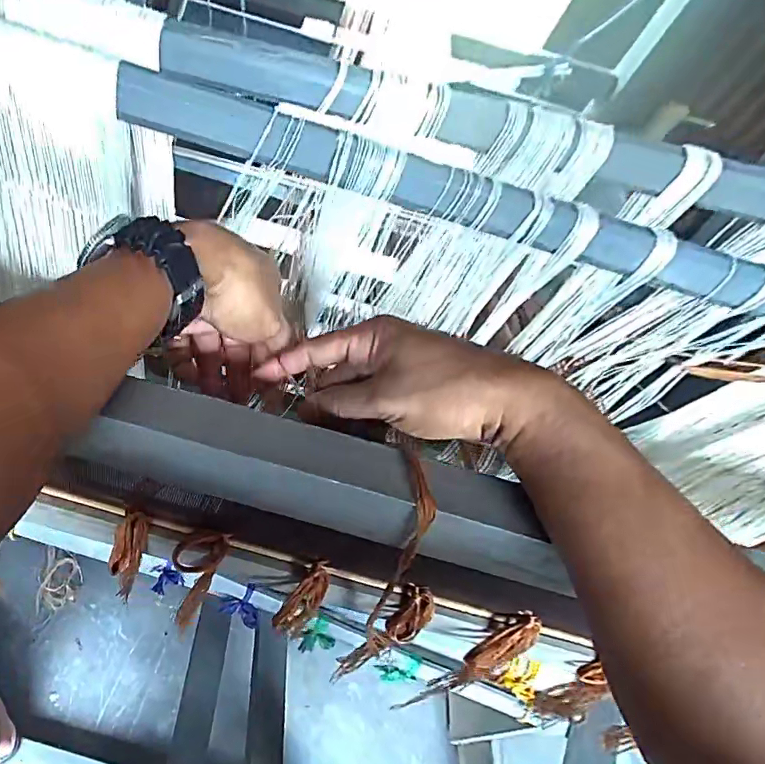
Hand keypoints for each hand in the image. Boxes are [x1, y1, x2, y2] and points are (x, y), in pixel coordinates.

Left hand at [167, 221, 292, 399]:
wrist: (192, 270)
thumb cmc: (235, 283)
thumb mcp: (273, 321)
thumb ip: (280, 340)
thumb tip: (285, 352)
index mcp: (259, 289)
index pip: (264, 330)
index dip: (262, 359)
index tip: (259, 381)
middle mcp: (230, 293)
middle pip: (233, 341)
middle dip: (235, 371)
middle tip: (236, 394)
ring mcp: (201, 302)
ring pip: (206, 345)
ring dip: (210, 372)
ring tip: (213, 393)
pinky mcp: (175, 312)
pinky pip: (180, 345)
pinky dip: (185, 363)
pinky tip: (191, 377)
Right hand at [251, 315, 585, 446]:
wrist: (508, 403)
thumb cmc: (446, 390)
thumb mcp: (385, 397)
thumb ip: (341, 400)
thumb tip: (308, 404)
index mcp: (373, 336)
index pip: (317, 348)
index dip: (285, 363)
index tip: (257, 376)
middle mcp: (380, 347)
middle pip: (331, 368)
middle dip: (306, 388)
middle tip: (275, 409)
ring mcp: (394, 369)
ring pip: (348, 387)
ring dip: (329, 405)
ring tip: (300, 424)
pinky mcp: (405, 389)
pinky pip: (366, 399)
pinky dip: (350, 412)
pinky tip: (335, 427)